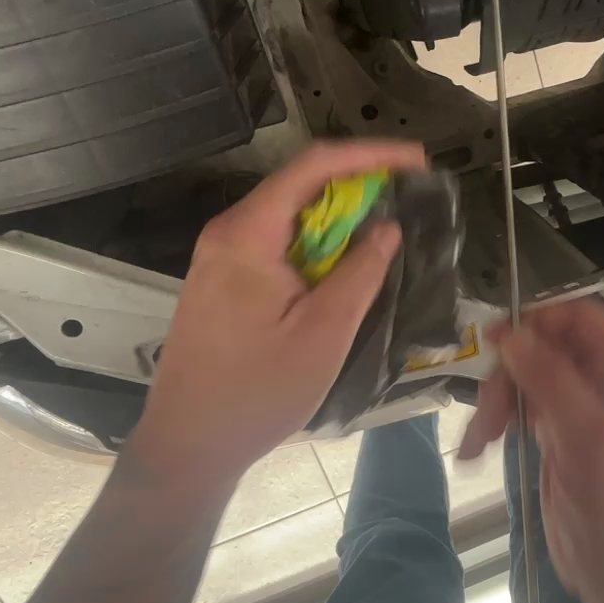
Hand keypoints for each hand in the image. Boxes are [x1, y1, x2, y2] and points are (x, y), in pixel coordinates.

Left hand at [129, 140, 426, 480]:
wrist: (188, 446)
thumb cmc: (256, 392)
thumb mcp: (324, 333)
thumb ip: (360, 272)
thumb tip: (387, 228)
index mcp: (247, 234)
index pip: (313, 167)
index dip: (370, 156)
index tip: (416, 160)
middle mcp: (229, 233)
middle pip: (301, 186)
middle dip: (359, 186)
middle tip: (409, 197)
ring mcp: (221, 256)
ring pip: (291, 216)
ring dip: (340, 219)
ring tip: (387, 230)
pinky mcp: (224, 280)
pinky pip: (279, 243)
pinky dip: (318, 245)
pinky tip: (346, 264)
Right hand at [459, 298, 603, 602]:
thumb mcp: (588, 438)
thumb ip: (551, 379)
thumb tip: (512, 334)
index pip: (582, 320)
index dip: (539, 323)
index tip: (496, 341)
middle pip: (548, 349)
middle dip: (511, 374)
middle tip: (486, 414)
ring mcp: (586, 409)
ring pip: (530, 378)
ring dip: (498, 402)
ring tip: (478, 442)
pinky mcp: (563, 436)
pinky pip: (526, 409)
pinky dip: (500, 423)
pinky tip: (479, 448)